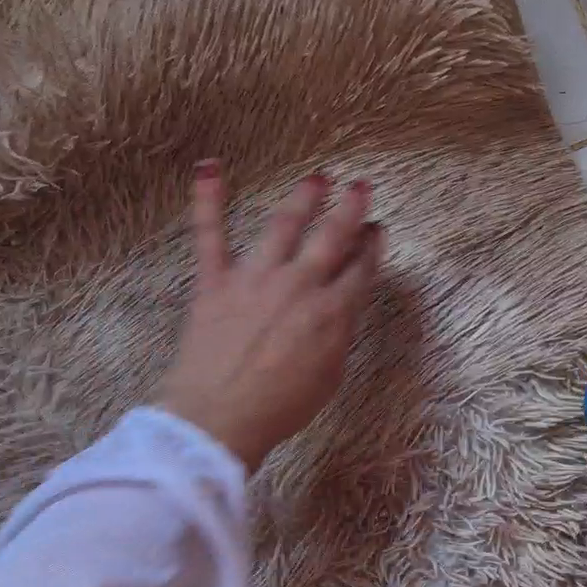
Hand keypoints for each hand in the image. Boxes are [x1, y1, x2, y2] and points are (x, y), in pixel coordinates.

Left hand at [160, 162, 385, 470]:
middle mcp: (299, 286)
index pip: (360, 269)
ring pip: (284, 225)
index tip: (377, 230)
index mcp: (332, 313)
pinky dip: (208, 199)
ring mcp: (255, 279)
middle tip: (361, 187)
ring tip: (317, 178)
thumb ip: (338, 334)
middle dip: (350, 209)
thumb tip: (342, 307)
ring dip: (304, 198)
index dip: (372, 247)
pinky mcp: (216, 282)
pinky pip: (210, 234)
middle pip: (332, 238)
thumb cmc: (282, 407)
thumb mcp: (330, 375)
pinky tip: (210, 167)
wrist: (222, 419)